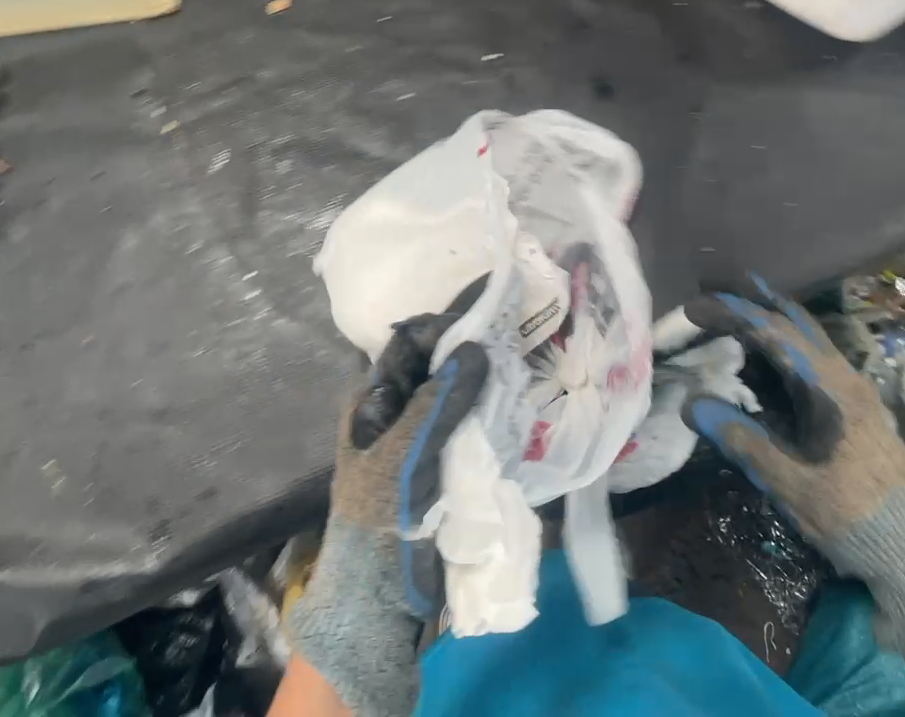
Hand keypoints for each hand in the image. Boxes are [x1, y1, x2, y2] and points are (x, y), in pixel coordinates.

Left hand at [285, 315, 488, 716]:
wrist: (380, 599)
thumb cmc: (378, 521)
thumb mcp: (402, 458)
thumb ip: (436, 405)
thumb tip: (473, 349)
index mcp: (373, 401)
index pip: (410, 343)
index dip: (446, 322)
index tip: (490, 304)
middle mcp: (398, 411)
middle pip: (439, 365)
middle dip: (474, 345)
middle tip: (521, 325)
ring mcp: (424, 438)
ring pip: (460, 394)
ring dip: (490, 378)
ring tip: (530, 354)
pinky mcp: (448, 464)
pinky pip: (475, 427)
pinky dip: (496, 412)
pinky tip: (524, 401)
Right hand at [679, 279, 904, 653]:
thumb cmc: (850, 517)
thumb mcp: (791, 485)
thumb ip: (744, 441)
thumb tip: (692, 404)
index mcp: (834, 390)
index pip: (778, 334)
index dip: (734, 314)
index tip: (695, 306)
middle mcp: (847, 379)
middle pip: (796, 322)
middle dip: (754, 300)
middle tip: (713, 283)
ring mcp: (853, 391)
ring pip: (807, 337)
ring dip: (769, 318)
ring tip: (733, 306)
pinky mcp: (852, 407)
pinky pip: (812, 358)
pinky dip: (782, 343)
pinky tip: (762, 354)